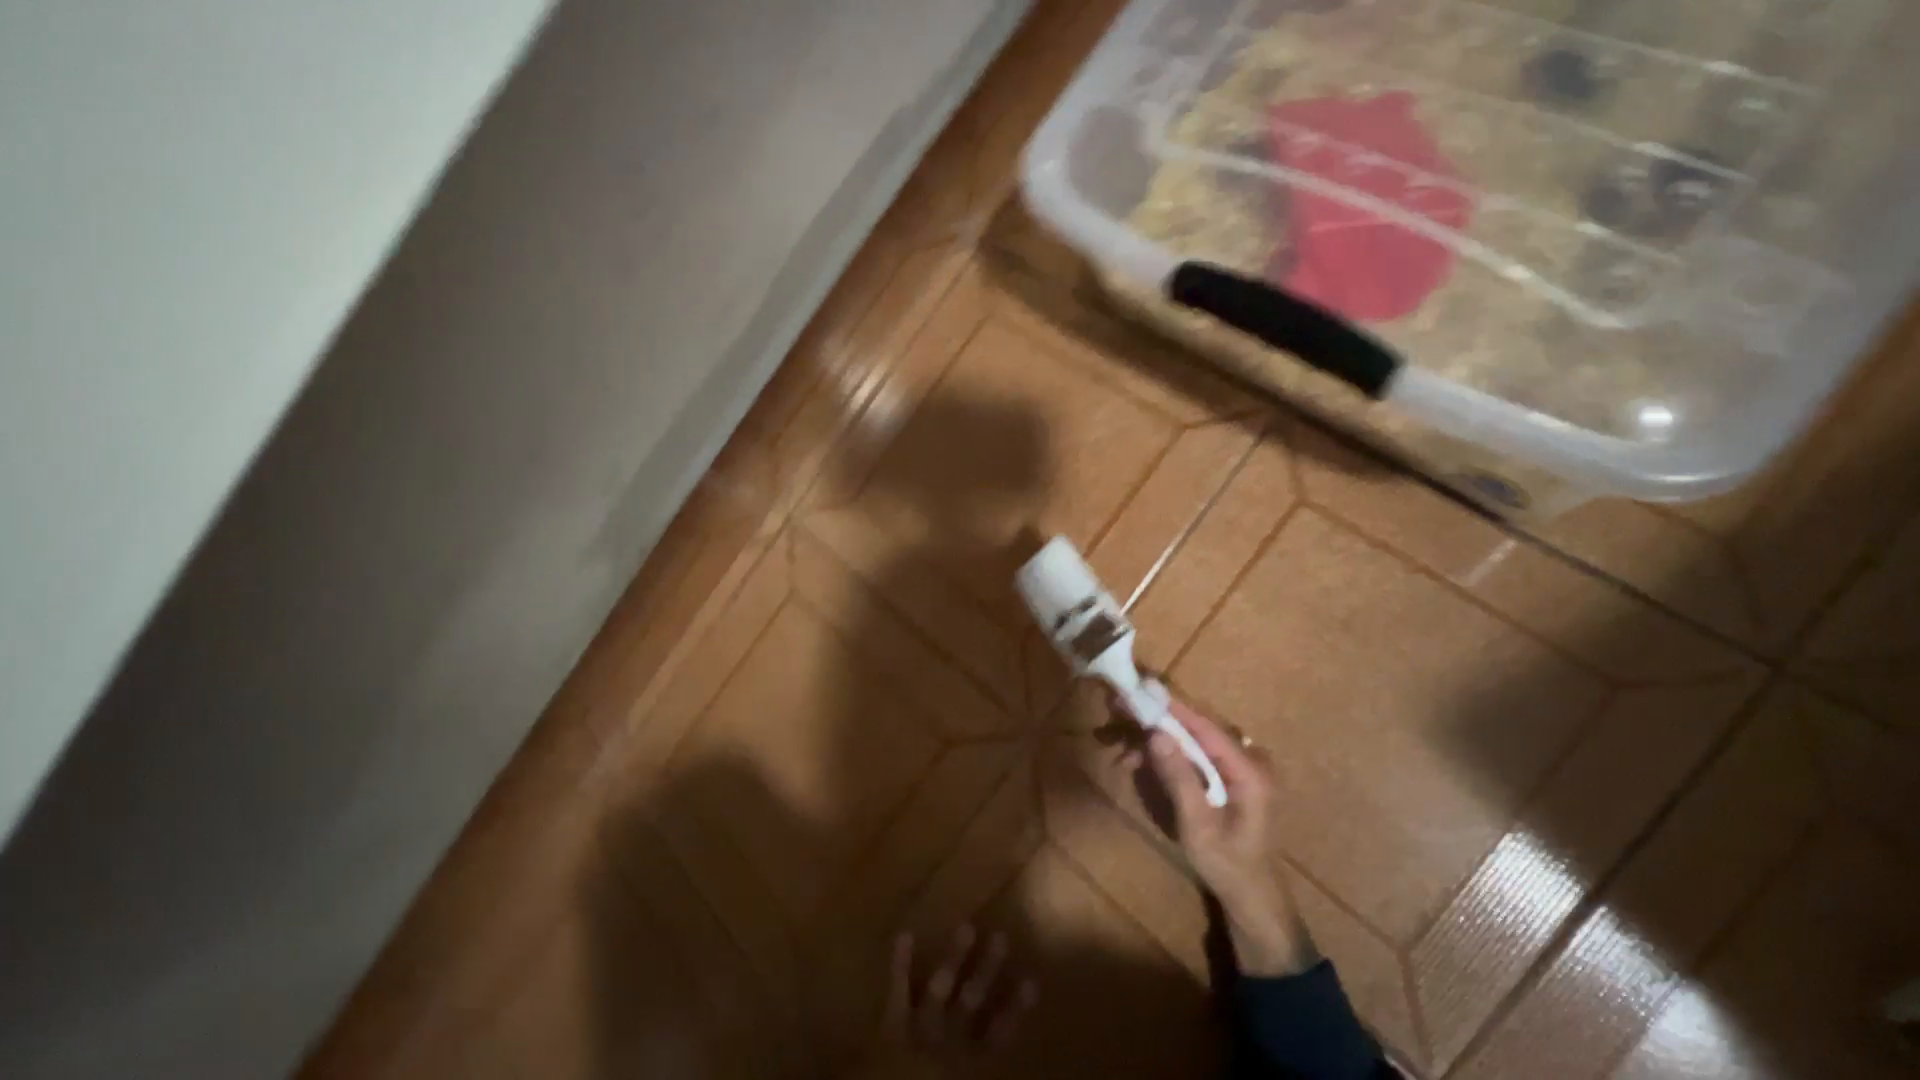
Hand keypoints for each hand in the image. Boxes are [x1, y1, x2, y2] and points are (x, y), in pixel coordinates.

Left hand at [859, 926, 1037, 1076]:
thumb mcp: (969, 1075)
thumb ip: (980, 1063)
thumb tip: (992, 1055)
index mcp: (972, 1064)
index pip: (1001, 1034)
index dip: (1016, 1009)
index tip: (1032, 981)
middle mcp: (951, 1040)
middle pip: (973, 999)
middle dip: (986, 968)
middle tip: (1001, 936)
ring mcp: (921, 1028)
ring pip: (941, 987)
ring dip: (954, 957)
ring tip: (966, 927)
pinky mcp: (893, 1023)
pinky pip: (898, 990)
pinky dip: (900, 963)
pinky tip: (905, 933)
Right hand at [1123, 690, 1315, 977]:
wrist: (1252, 895)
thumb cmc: (1226, 864)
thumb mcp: (1198, 826)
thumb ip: (1179, 777)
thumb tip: (1157, 734)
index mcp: (1249, 770)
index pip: (1207, 727)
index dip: (1173, 707)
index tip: (1142, 689)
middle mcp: (1250, 760)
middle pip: (1199, 729)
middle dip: (1157, 723)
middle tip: (1120, 715)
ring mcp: (1242, 767)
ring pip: (1195, 740)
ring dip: (1159, 741)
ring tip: (1123, 751)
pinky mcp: (1232, 775)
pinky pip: (1198, 754)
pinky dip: (1170, 754)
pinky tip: (1142, 761)